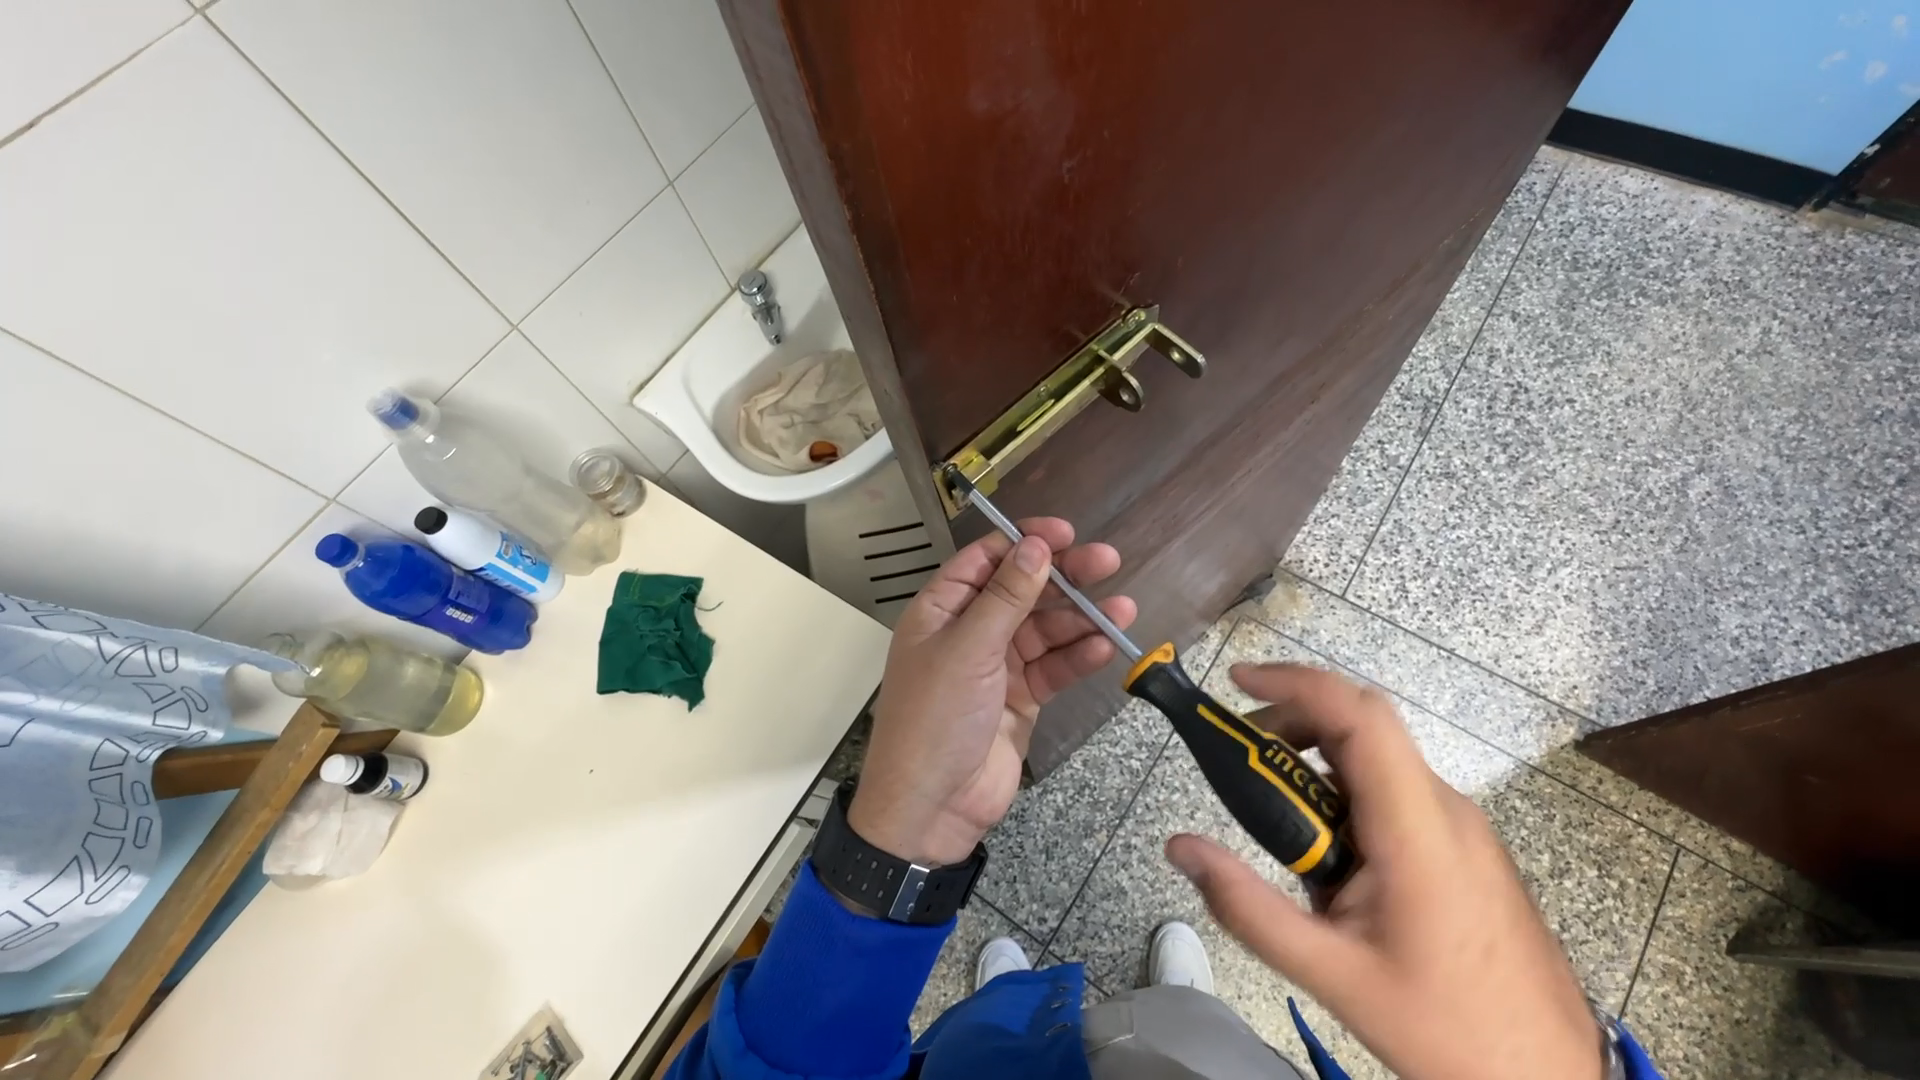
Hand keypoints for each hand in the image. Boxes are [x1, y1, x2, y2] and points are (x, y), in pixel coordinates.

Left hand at [848, 519, 1133, 866]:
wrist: (932, 807)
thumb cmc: (934, 719)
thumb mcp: (967, 650)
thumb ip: (1004, 598)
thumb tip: (1034, 547)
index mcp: (941, 610)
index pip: (985, 561)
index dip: (1024, 543)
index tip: (1066, 533)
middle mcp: (969, 632)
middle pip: (1022, 591)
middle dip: (1063, 578)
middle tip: (1107, 562)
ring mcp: (996, 666)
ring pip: (1044, 630)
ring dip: (1080, 619)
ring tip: (1121, 609)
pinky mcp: (1021, 699)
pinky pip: (1053, 668)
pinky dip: (1077, 657)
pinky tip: (1104, 648)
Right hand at [1164, 664, 1601, 1079]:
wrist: (1550, 1076)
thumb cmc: (1444, 1027)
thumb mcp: (1331, 974)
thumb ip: (1248, 908)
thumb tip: (1179, 847)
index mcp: (1416, 829)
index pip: (1359, 718)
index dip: (1296, 683)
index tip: (1237, 679)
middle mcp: (1444, 809)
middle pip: (1363, 726)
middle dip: (1291, 719)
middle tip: (1237, 756)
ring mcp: (1461, 826)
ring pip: (1377, 759)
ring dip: (1314, 760)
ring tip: (1273, 817)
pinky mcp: (1463, 845)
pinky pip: (1393, 792)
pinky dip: (1342, 791)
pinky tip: (1323, 852)